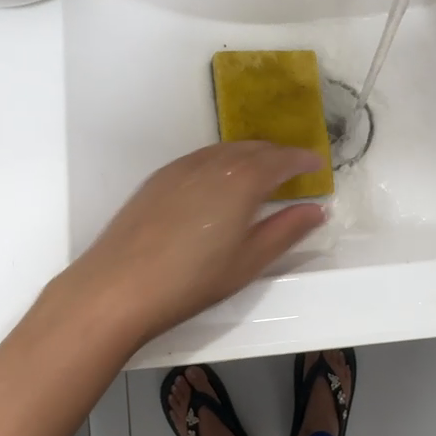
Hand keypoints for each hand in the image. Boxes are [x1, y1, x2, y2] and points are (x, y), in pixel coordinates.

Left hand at [49, 142, 326, 343]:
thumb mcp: (249, 261)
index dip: (302, 160)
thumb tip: (315, 210)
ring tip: (260, 177)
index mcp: (243, 179)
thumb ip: (286, 231)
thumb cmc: (192, 280)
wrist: (118, 286)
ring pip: (225, 151)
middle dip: (277, 156)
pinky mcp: (158, 178)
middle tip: (293, 171)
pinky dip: (221, 163)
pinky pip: (201, 159)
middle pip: (254, 149)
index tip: (317, 165)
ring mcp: (181, 167)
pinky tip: (219, 186)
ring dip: (248, 157)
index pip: (282, 159)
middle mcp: (213, 162)